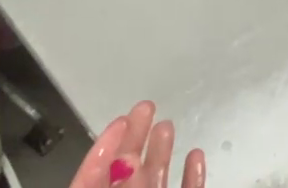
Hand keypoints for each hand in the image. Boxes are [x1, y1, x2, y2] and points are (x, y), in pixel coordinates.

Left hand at [69, 100, 205, 187]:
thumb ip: (114, 185)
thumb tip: (127, 159)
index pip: (91, 179)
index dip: (104, 148)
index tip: (121, 119)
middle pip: (126, 171)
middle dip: (135, 138)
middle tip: (146, 107)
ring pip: (154, 179)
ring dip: (161, 152)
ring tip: (166, 124)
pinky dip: (192, 174)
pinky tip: (195, 155)